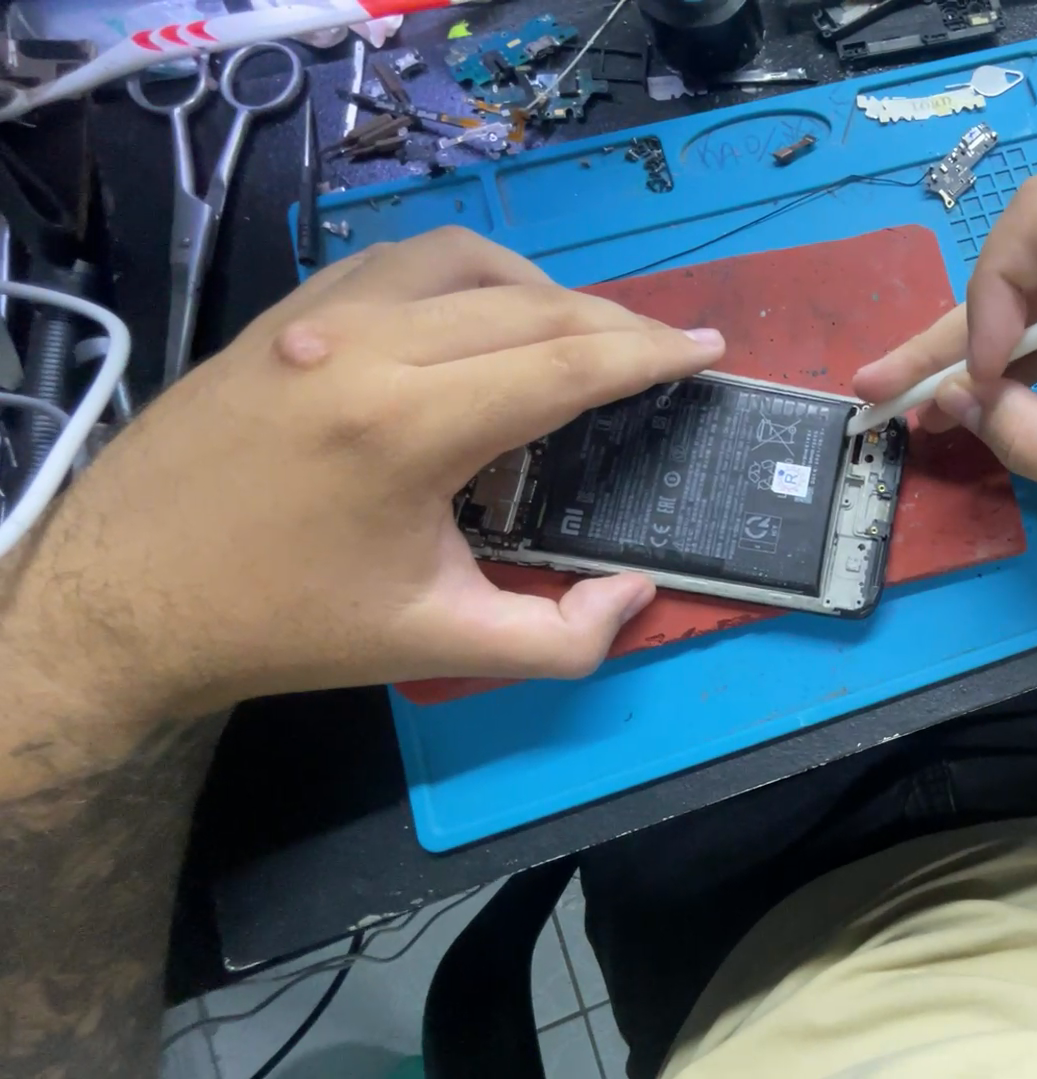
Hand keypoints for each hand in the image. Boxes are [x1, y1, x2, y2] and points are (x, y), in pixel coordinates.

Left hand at [0, 227, 725, 722]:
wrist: (115, 603)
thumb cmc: (290, 625)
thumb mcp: (444, 646)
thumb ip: (566, 637)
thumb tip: (639, 590)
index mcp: (410, 428)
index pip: (567, 365)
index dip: (653, 355)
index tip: (708, 349)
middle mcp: (364, 347)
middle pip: (536, 309)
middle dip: (625, 325)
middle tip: (673, 352)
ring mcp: (317, 318)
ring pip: (474, 264)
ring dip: (555, 292)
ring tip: (592, 335)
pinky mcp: (286, 313)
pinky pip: (409, 262)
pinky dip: (481, 277)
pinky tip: (496, 317)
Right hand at [852, 176, 1036, 568]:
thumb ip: (1033, 440)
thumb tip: (957, 403)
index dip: (987, 292)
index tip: (980, 375)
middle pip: (1027, 268)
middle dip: (951, 333)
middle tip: (883, 387)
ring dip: (981, 352)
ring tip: (916, 403)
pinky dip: (1029, 363)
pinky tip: (984, 400)